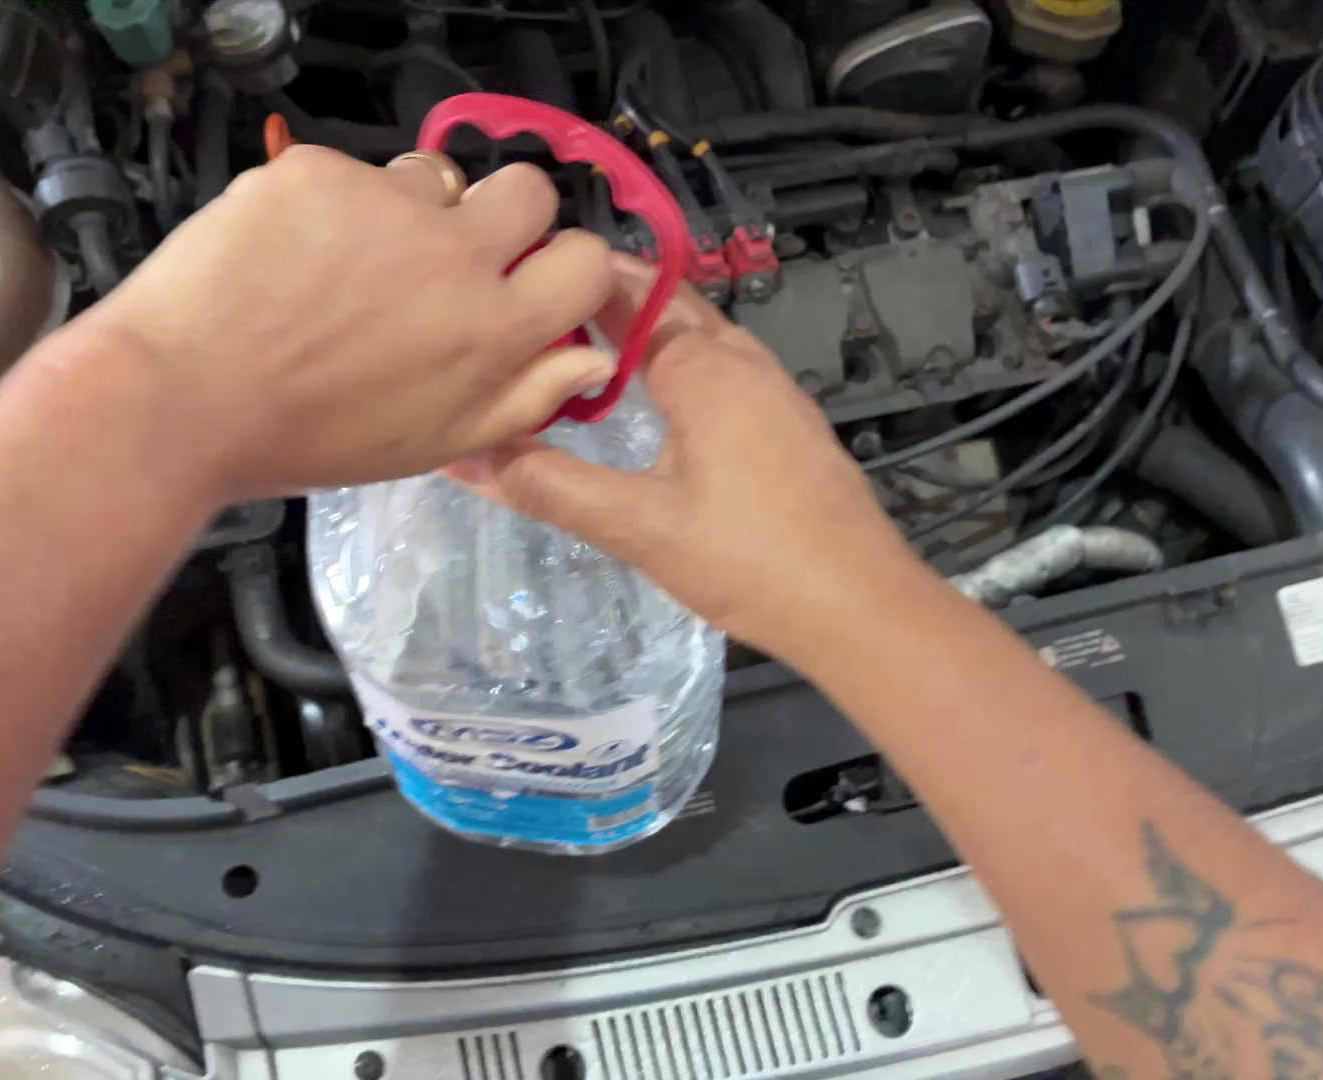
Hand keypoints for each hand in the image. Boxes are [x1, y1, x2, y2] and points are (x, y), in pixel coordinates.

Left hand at [45, 147, 615, 498]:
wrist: (188, 400)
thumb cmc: (325, 438)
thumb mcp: (446, 440)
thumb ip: (532, 396)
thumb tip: (596, 359)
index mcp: (495, 328)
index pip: (588, 259)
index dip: (574, 269)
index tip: (545, 283)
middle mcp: (456, 254)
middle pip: (530, 188)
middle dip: (514, 219)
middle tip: (466, 257)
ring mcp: (386, 204)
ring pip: (440, 179)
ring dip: (425, 214)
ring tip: (370, 264)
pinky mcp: (320, 172)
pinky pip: (360, 175)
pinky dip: (348, 210)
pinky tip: (308, 255)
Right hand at [448, 257, 928, 661]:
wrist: (859, 606)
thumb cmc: (749, 561)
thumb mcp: (637, 527)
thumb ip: (549, 486)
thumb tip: (463, 456)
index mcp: (706, 368)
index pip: (631, 294)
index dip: (576, 283)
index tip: (520, 287)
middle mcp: (747, 363)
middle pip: (671, 307)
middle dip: (609, 302)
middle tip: (544, 319)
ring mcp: (778, 393)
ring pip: (703, 340)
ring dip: (648, 334)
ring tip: (590, 353)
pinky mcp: (792, 427)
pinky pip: (727, 374)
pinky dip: (683, 369)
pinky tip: (663, 407)